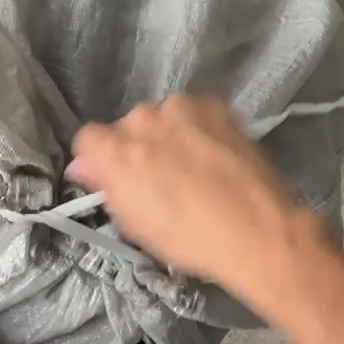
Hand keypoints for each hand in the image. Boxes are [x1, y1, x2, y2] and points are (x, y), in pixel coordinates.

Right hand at [69, 95, 316, 296]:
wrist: (259, 230)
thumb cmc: (191, 238)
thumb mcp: (136, 224)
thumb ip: (105, 186)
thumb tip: (83, 165)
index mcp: (117, 151)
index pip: (87, 139)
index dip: (97, 159)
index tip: (112, 177)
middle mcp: (143, 119)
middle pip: (126, 127)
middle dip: (136, 148)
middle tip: (158, 179)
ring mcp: (181, 108)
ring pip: (160, 118)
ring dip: (167, 135)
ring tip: (191, 167)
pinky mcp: (214, 106)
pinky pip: (192, 114)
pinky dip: (196, 129)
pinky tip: (213, 156)